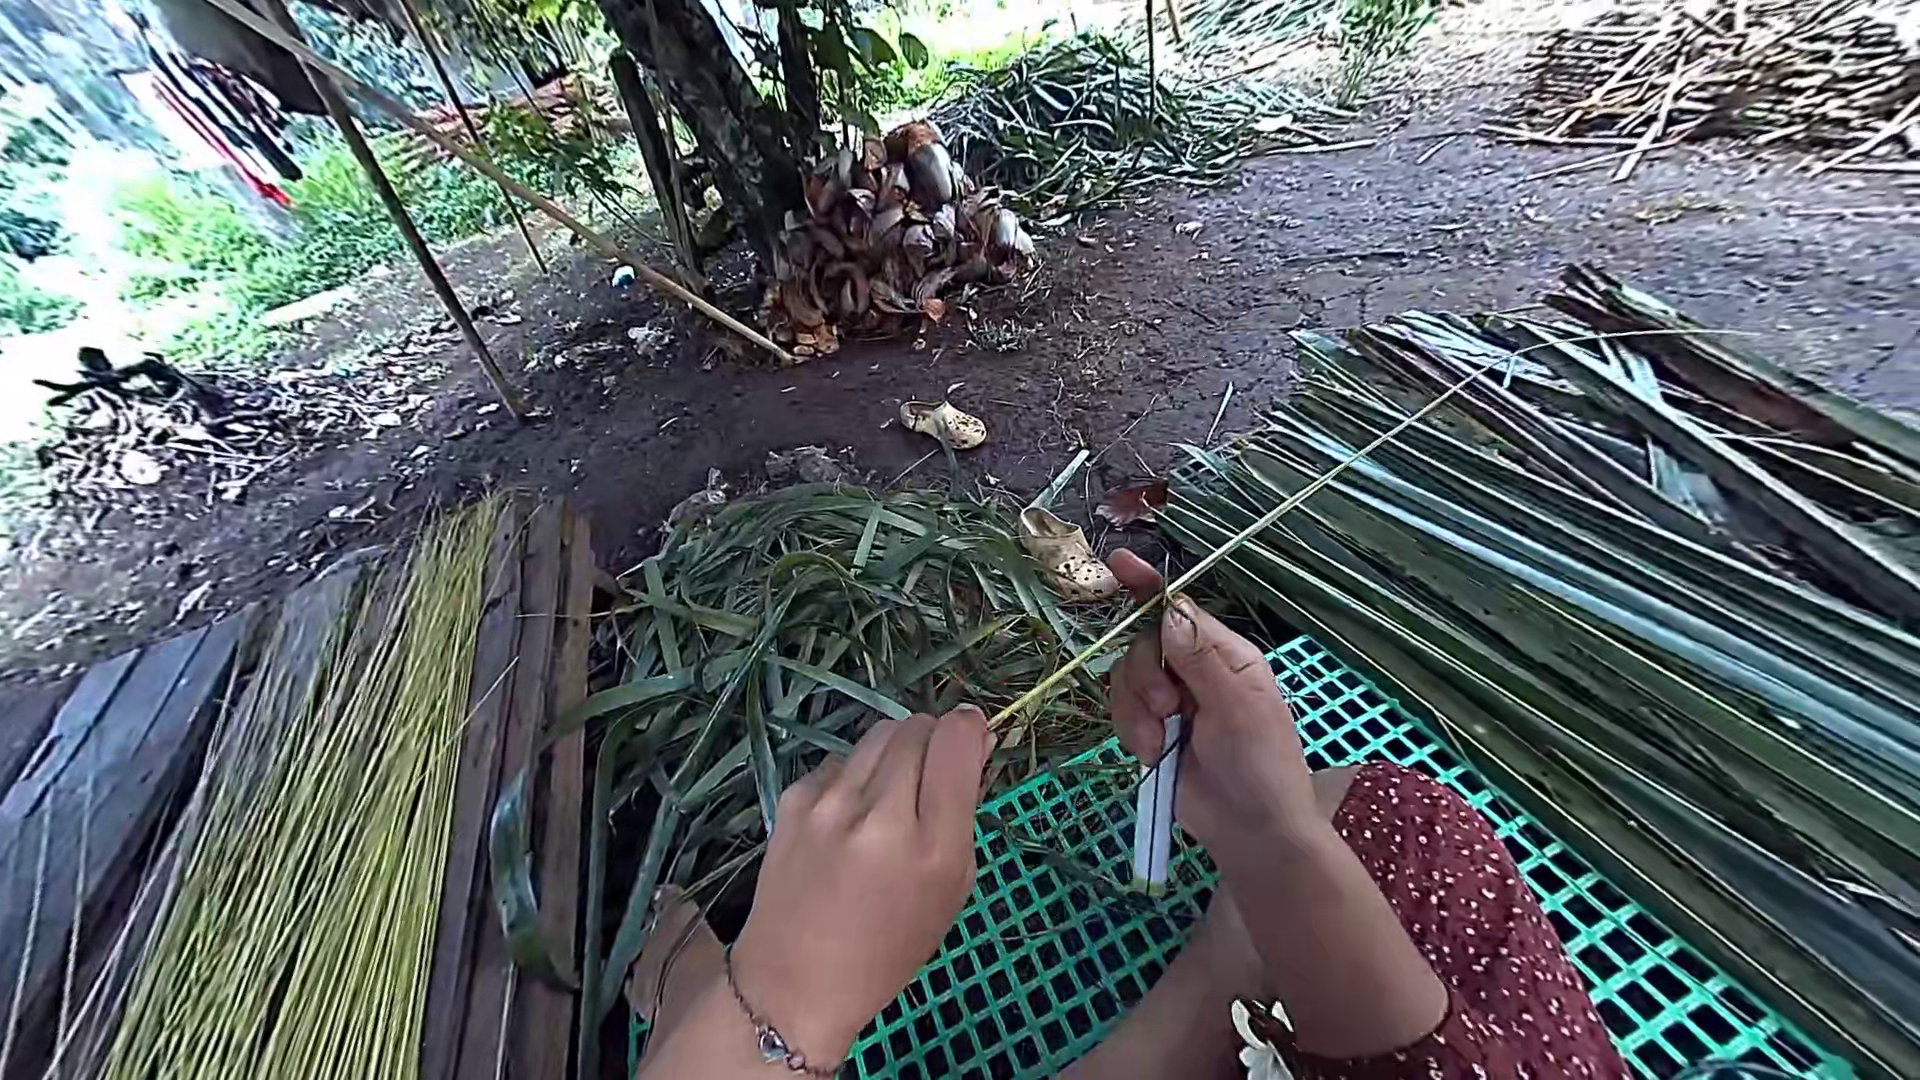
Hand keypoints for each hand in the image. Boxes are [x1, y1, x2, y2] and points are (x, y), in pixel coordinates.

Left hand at [728, 707, 991, 1066]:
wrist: (793, 983)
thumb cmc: (889, 946)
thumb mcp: (952, 887)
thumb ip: (965, 808)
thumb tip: (970, 740)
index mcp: (931, 846)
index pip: (955, 741)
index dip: (969, 726)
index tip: (970, 734)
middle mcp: (879, 813)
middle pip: (918, 726)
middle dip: (934, 738)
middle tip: (931, 772)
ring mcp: (830, 802)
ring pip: (882, 731)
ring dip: (898, 749)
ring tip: (891, 789)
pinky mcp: (794, 797)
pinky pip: (844, 758)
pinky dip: (858, 773)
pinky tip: (850, 812)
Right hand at [1107, 550, 1319, 860]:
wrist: (1248, 832)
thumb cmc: (1261, 767)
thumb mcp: (1239, 709)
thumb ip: (1201, 660)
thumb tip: (1169, 612)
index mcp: (1223, 654)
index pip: (1179, 610)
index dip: (1149, 587)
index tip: (1119, 564)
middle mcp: (1192, 668)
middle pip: (1143, 644)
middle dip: (1146, 676)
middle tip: (1166, 709)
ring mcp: (1168, 697)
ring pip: (1125, 677)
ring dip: (1138, 711)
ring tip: (1162, 742)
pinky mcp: (1149, 725)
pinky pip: (1120, 709)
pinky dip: (1132, 731)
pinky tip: (1155, 753)